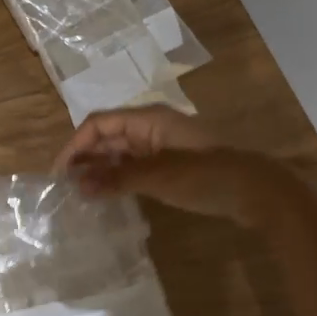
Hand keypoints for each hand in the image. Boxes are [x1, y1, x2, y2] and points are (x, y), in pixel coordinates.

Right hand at [54, 105, 285, 225]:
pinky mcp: (170, 165)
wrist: (256, 191)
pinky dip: (116, 178)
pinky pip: (132, 166)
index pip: (98, 124)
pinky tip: (107, 196)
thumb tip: (77, 187)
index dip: (74, 146)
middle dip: (84, 158)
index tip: (60, 175)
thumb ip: (115, 179)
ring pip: (118, 153)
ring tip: (81, 195)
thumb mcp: (157, 177)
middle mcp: (151, 127)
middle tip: (66, 188)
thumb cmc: (206, 175)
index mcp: (148, 119)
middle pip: (106, 137)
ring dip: (98, 170)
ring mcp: (161, 146)